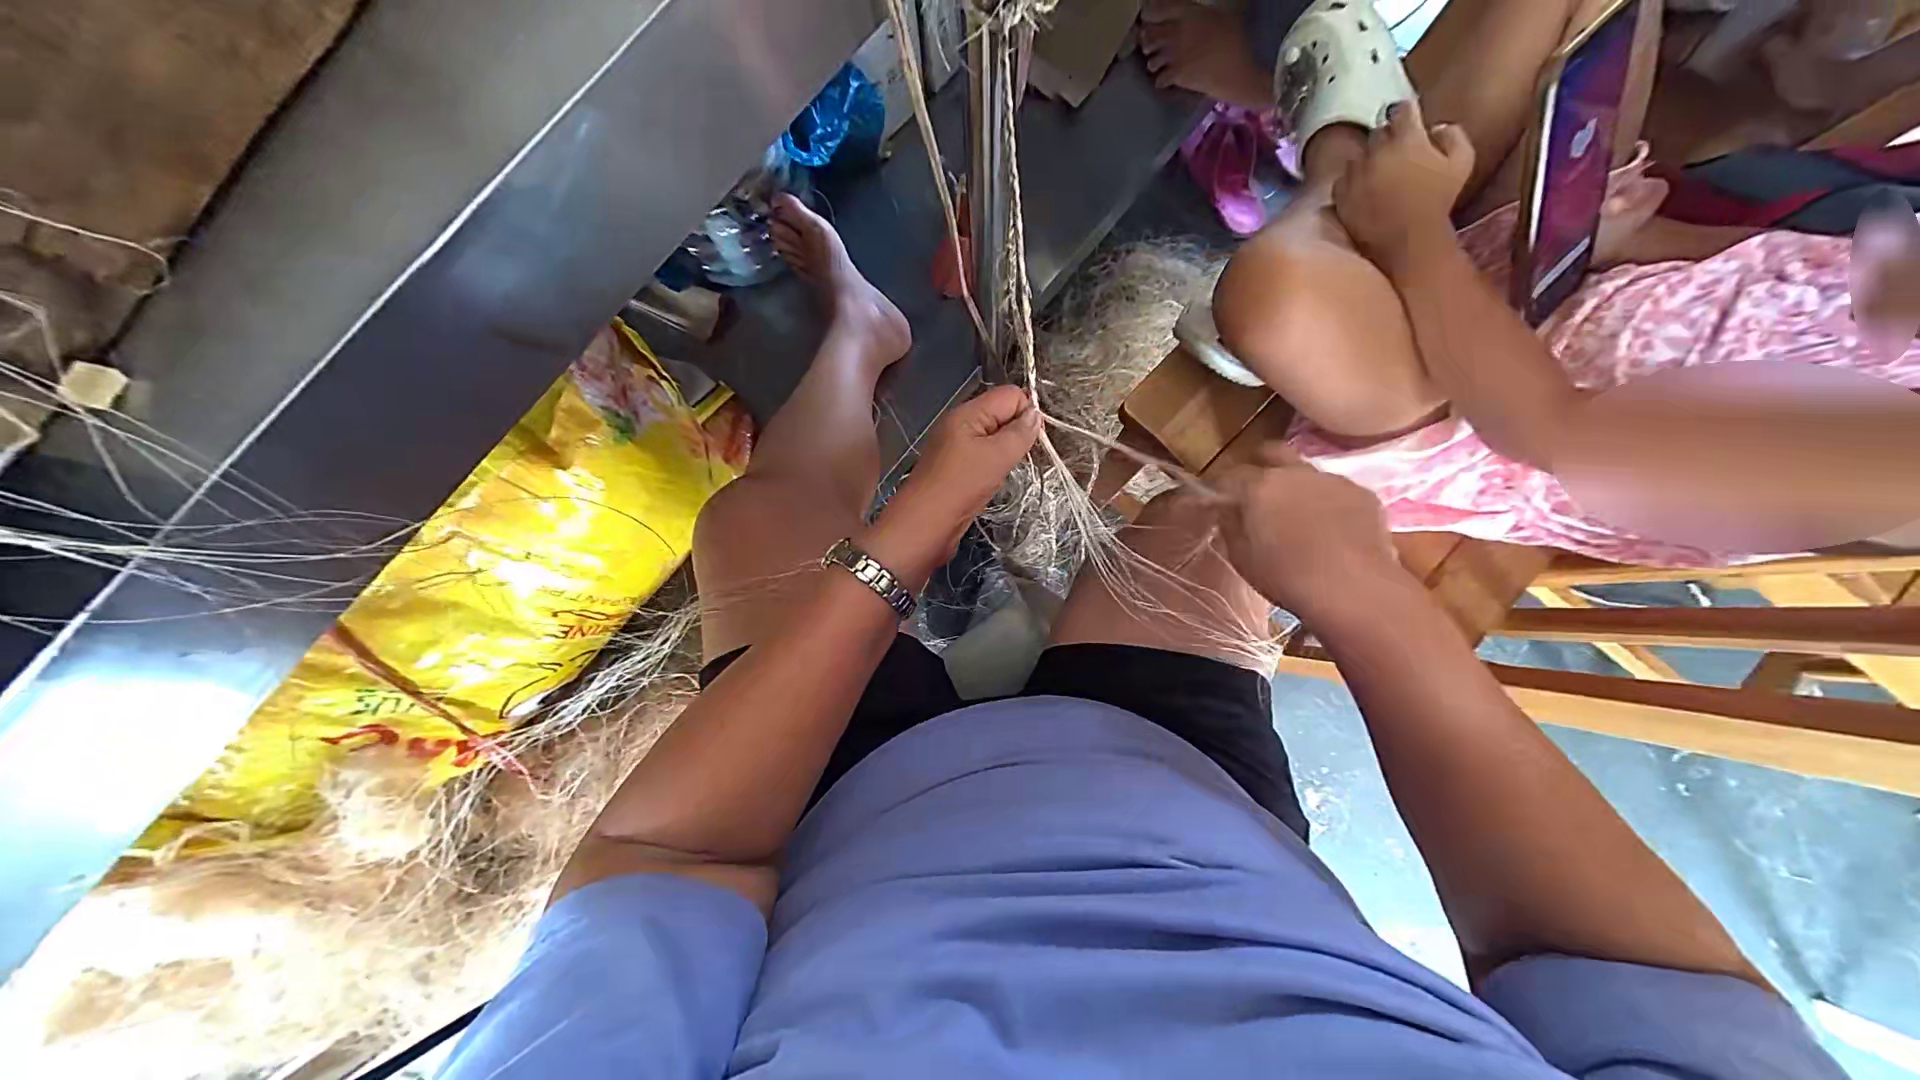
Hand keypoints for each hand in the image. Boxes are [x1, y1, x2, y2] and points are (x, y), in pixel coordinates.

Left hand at [865, 384, 1040, 579]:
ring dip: (1006, 452)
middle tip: (1019, 457)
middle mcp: (961, 424)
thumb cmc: (960, 486)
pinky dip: (994, 466)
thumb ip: (1019, 432)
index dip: (1027, 413)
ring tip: (1005, 471)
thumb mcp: (996, 456)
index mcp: (967, 412)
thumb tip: (1035, 414)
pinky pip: (984, 456)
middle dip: (1018, 432)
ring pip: (994, 438)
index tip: (1032, 440)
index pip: (1009, 395)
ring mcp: (956, 447)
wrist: (923, 526)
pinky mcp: (956, 468)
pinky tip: (993, 481)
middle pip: (1002, 414)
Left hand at [1139, 0, 1272, 109]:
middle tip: (1148, 44)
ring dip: (1153, 61)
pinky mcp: (1176, 75)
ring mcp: (1175, 55)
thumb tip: (1192, 12)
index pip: (1162, 8)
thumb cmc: (1234, 41)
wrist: (1234, 71)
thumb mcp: (1223, 15)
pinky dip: (1160, 80)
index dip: (1151, 11)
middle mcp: (1179, 32)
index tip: (1146, 15)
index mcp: (1191, 14)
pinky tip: (1165, 80)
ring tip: (1157, 63)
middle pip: (1151, 34)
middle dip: (1147, 39)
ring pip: (1152, 58)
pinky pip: (1158, 79)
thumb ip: (1204, 12)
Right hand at [1216, 444, 1404, 621]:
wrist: (1354, 589)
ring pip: (1307, 472)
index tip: (1217, 501)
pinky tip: (1330, 527)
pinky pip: (1336, 490)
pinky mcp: (1363, 494)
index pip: (1230, 475)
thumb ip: (1230, 525)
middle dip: (1260, 464)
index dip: (1221, 487)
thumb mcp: (1242, 557)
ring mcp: (1333, 480)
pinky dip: (1327, 502)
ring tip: (1298, 515)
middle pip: (1272, 452)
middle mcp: (1295, 473)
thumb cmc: (1287, 577)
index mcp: (1259, 487)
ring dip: (1296, 486)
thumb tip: (1226, 508)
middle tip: (1256, 491)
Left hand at [1332, 99, 1474, 271]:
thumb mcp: (1462, 161)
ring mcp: (1354, 175)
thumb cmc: (1439, 200)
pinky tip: (1363, 194)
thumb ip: (1452, 134)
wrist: (1406, 241)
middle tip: (1396, 156)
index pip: (1402, 109)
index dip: (1407, 115)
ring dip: (1366, 162)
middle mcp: (1376, 152)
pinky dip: (1351, 184)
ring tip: (1378, 178)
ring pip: (1357, 157)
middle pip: (1377, 132)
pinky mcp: (1340, 196)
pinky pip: (1342, 181)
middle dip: (1387, 140)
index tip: (1409, 124)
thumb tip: (1434, 127)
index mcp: (1407, 138)